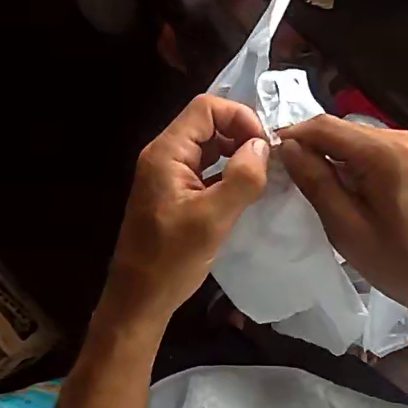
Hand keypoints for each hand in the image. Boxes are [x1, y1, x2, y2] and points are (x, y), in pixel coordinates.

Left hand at [103, 94, 270, 326]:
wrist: (139, 299)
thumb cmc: (170, 260)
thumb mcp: (212, 220)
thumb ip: (241, 179)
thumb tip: (263, 146)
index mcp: (166, 153)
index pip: (206, 108)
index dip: (240, 118)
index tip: (264, 146)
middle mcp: (163, 156)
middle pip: (207, 123)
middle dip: (241, 135)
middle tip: (268, 163)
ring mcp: (167, 175)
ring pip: (208, 146)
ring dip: (236, 154)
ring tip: (261, 176)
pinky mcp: (174, 194)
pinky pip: (204, 169)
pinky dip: (226, 172)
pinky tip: (244, 191)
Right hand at [278, 114, 407, 326]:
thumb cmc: (398, 263)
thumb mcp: (346, 226)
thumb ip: (315, 181)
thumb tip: (286, 148)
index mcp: (385, 152)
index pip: (324, 126)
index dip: (291, 136)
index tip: (266, 157)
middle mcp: (403, 137)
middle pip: (341, 129)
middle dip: (309, 146)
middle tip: (283, 173)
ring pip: (355, 138)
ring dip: (329, 154)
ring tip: (307, 182)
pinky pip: (372, 150)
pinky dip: (350, 162)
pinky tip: (340, 186)